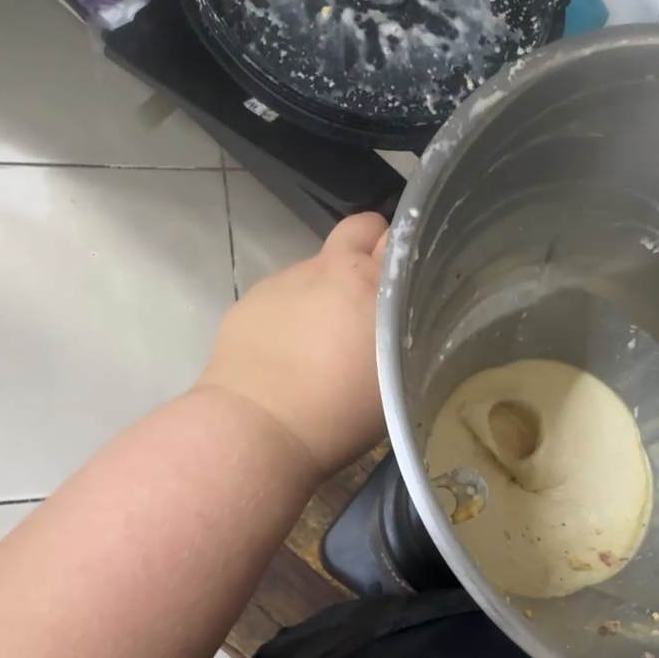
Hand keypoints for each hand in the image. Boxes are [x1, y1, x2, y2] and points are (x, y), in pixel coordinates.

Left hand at [196, 211, 388, 477]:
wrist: (257, 429)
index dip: (403, 256)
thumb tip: (399, 313)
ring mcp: (285, 281)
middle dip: (367, 249)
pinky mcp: (250, 300)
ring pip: (317, 268)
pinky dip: (291, 315)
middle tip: (368, 296)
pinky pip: (283, 295)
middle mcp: (328, 271)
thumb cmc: (339, 415)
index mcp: (370, 286)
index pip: (397, 238)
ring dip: (326, 291)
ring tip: (322, 343)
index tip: (407, 284)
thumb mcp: (394, 377)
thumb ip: (401, 332)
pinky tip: (288, 356)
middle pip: (358, 228)